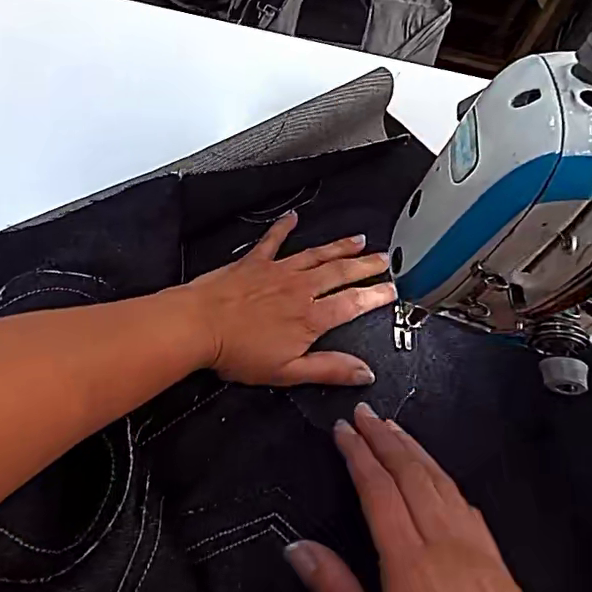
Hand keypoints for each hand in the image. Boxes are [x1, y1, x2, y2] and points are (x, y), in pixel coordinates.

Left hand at [180, 211, 394, 386]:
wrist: (199, 325)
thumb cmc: (238, 351)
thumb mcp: (287, 372)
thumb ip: (329, 370)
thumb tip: (363, 373)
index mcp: (310, 316)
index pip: (353, 303)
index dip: (376, 295)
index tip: (392, 289)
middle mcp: (300, 288)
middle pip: (341, 272)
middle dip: (366, 265)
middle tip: (384, 259)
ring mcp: (279, 270)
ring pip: (317, 254)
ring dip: (340, 246)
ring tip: (359, 239)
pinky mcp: (256, 261)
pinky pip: (274, 240)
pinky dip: (285, 227)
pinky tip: (294, 218)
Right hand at [286, 404, 557, 591]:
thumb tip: (300, 552)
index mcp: (413, 570)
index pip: (378, 491)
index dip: (358, 454)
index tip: (343, 431)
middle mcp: (448, 548)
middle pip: (410, 474)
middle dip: (383, 438)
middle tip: (363, 414)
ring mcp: (478, 551)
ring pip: (441, 481)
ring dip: (414, 448)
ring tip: (392, 428)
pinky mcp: (500, 561)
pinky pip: (466, 503)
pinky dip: (443, 477)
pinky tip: (436, 473)